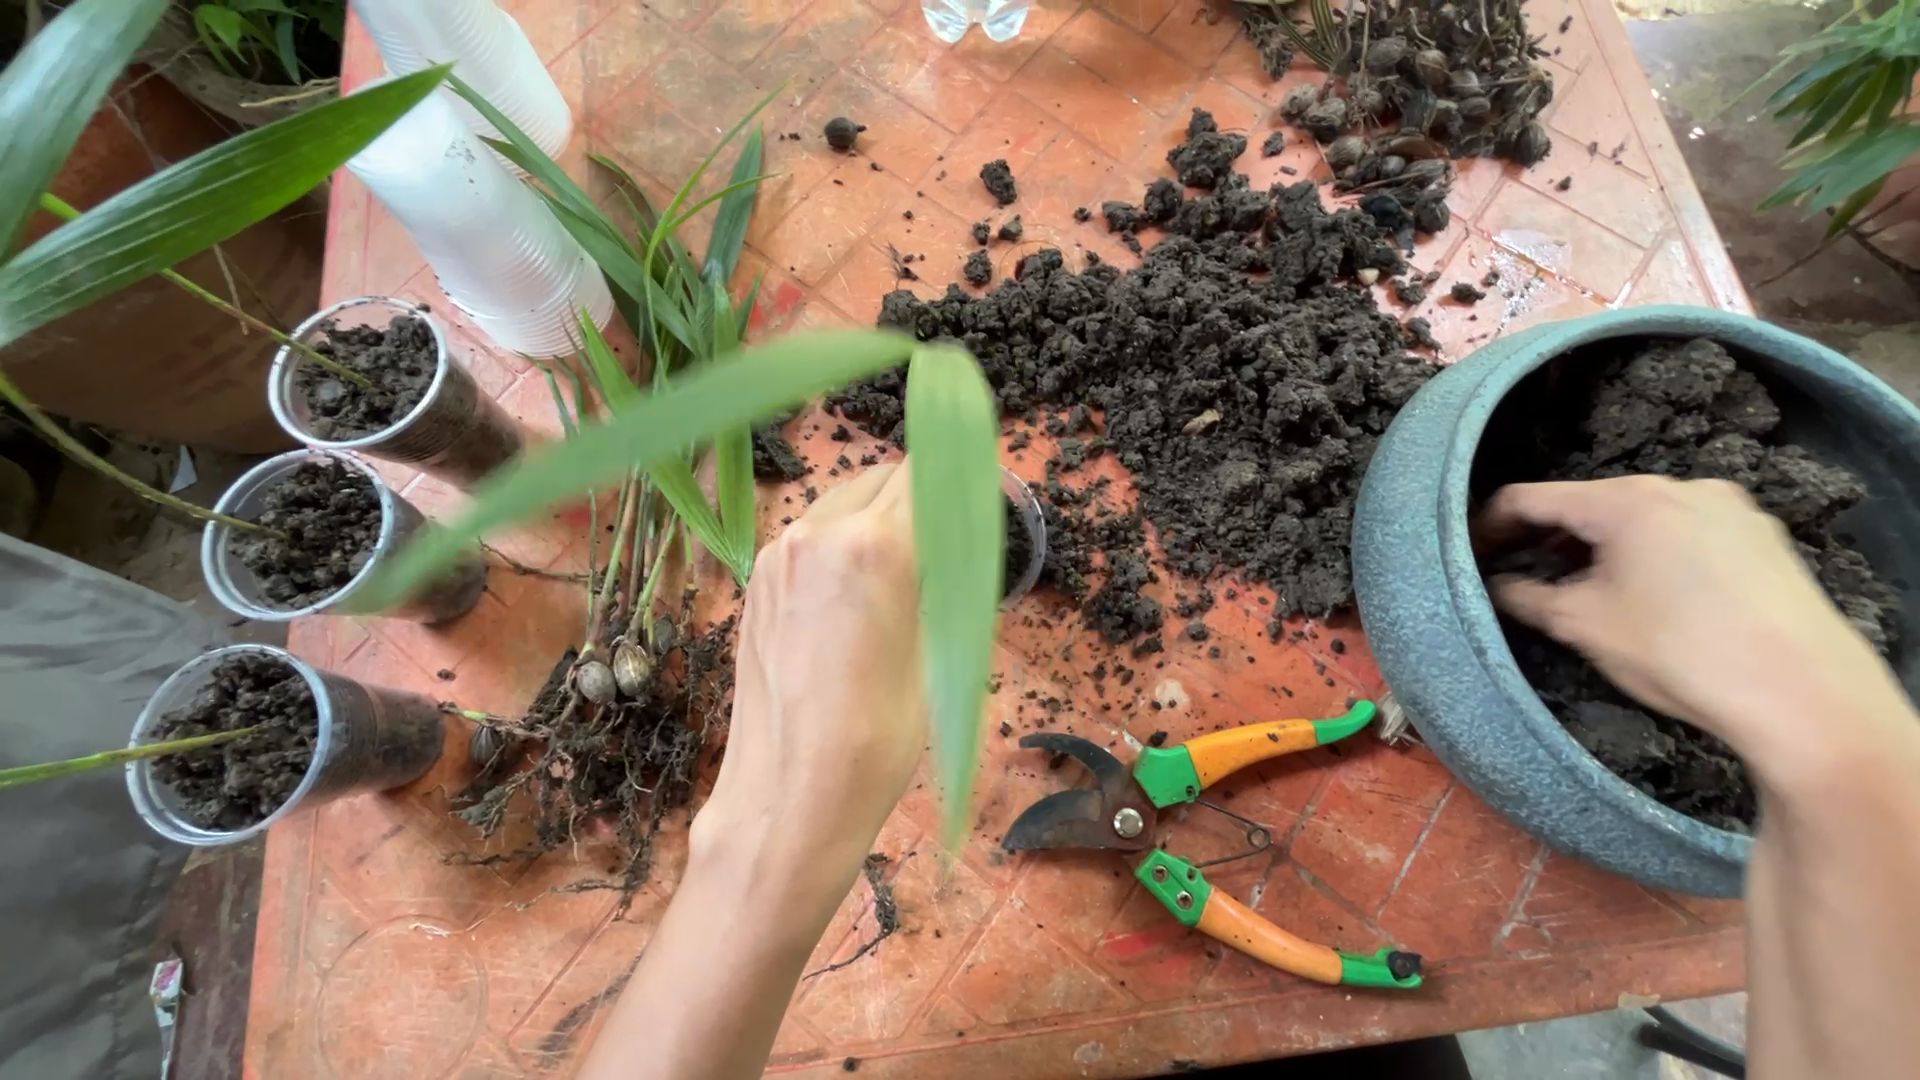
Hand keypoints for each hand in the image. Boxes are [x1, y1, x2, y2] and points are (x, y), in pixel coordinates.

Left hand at [692, 463, 923, 879]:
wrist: (787, 799)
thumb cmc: (877, 739)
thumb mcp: (933, 656)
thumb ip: (939, 582)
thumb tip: (951, 543)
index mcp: (872, 546)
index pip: (924, 473)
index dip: (958, 479)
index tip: (978, 497)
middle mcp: (816, 532)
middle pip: (880, 479)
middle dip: (917, 496)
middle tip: (943, 541)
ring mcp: (777, 554)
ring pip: (841, 504)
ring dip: (875, 518)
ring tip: (897, 573)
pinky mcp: (756, 580)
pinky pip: (809, 538)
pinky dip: (839, 544)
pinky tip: (851, 595)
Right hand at [1481, 476, 1910, 773]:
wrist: (1808, 700)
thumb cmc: (1677, 651)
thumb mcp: (1578, 623)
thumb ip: (1521, 595)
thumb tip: (1493, 585)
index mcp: (1627, 501)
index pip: (1529, 498)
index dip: (1488, 524)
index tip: (1468, 553)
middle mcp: (1680, 489)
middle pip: (1583, 503)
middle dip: (1541, 537)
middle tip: (1513, 571)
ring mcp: (1728, 511)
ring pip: (1630, 517)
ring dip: (1589, 546)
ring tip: (1570, 585)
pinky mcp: (1759, 538)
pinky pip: (1674, 531)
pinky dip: (1637, 552)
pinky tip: (1631, 591)